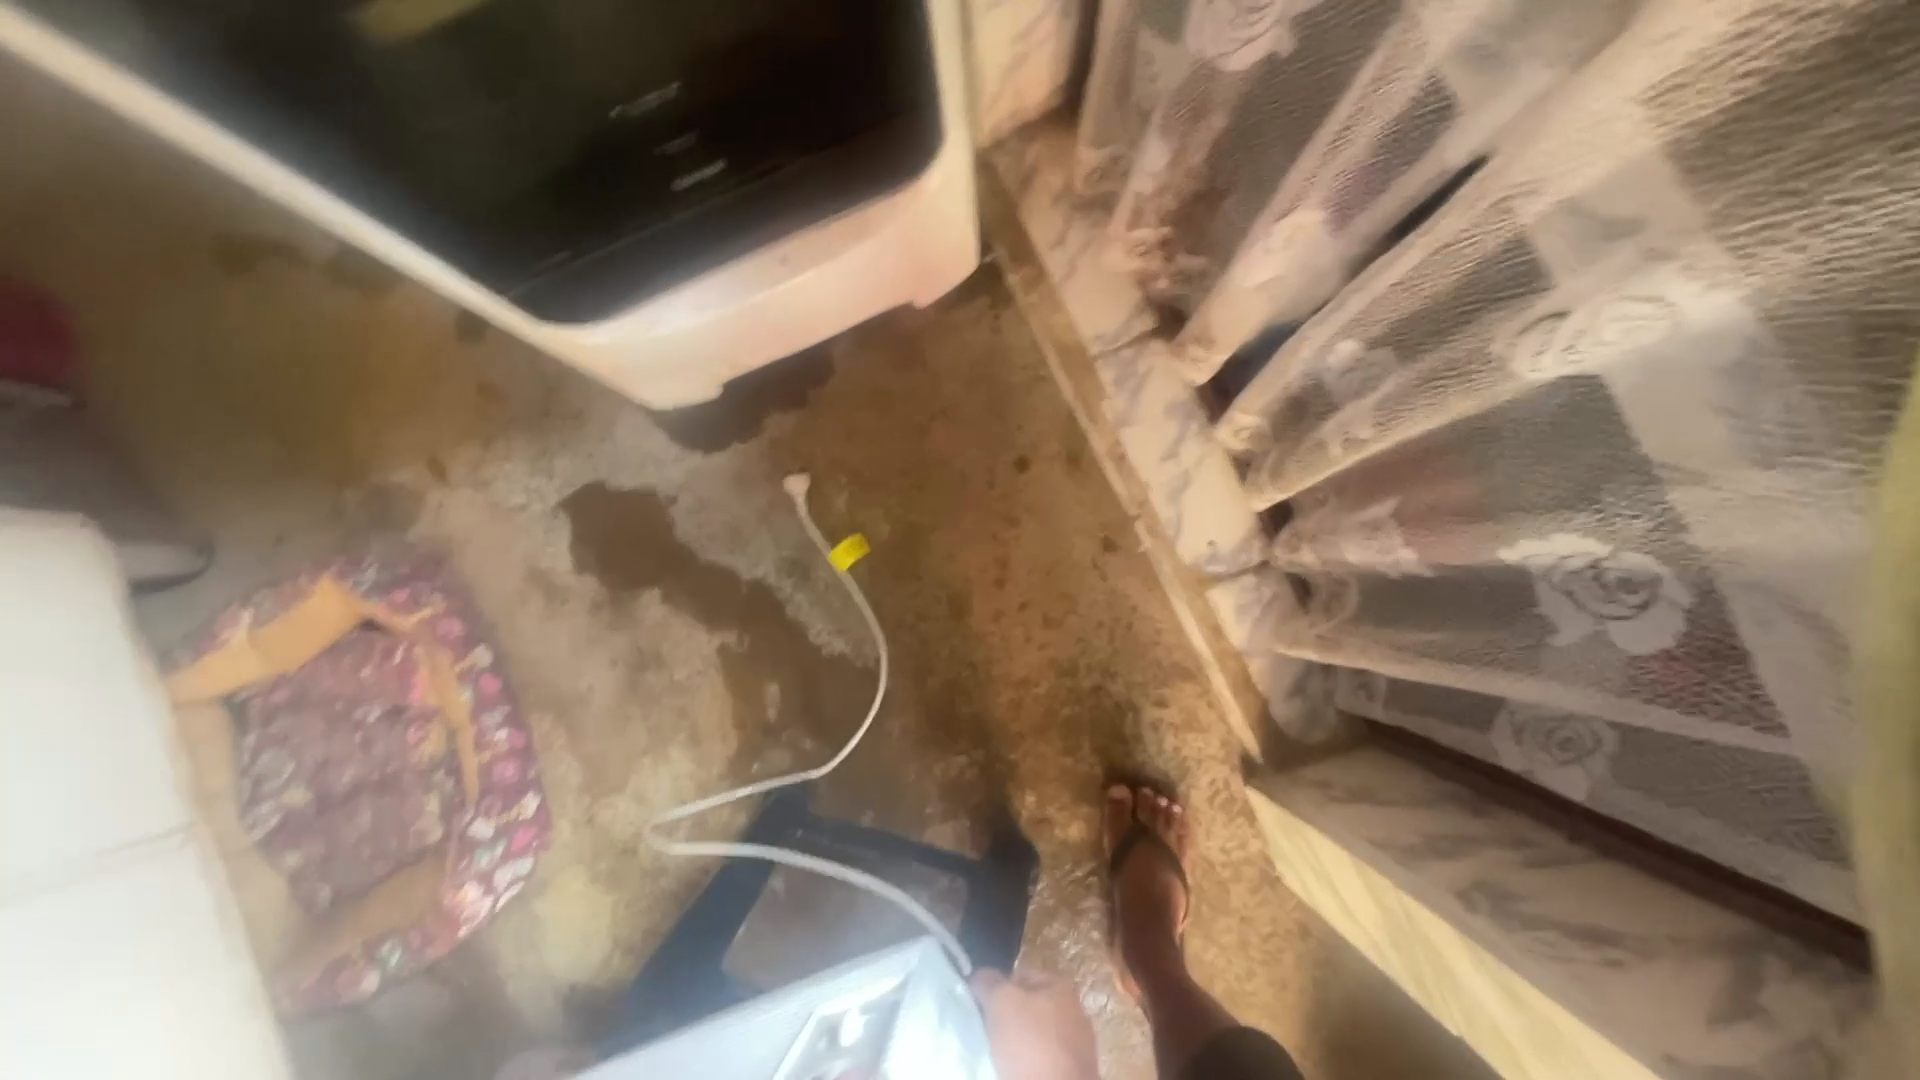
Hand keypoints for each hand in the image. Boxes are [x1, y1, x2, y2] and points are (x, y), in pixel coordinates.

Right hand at [970, 969, 1099, 1079]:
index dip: (996, 988)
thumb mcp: (1001, 1000)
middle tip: (986, 1031)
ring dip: (1016, 1045)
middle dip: (1007, 1018)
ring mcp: (1076, 1045)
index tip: (980, 1007)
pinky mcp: (1070, 1073)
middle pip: (1028, 1008)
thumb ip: (988, 982)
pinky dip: (1027, 1065)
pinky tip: (1014, 1071)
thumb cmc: (1031, 1042)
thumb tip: (979, 976)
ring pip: (1034, 1037)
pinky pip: (1041, 1062)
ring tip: (997, 1055)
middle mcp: (1073, 1011)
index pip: (1020, 976)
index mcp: (1061, 986)